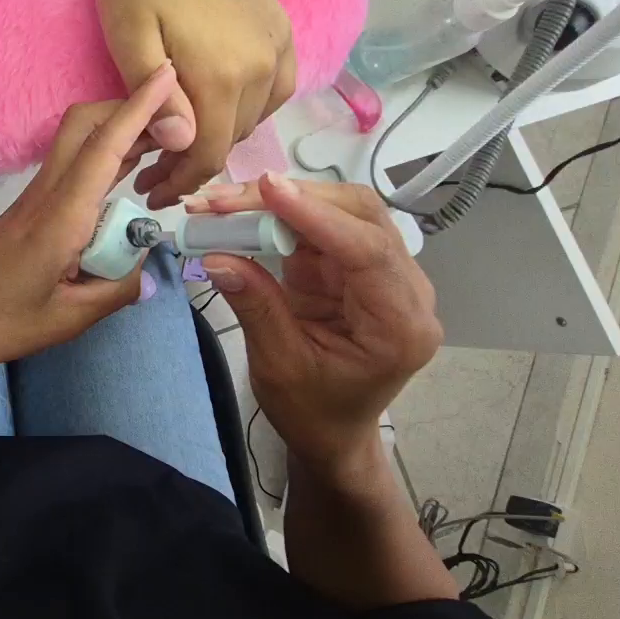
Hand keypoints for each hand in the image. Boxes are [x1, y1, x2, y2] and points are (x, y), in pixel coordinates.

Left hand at [0, 64, 178, 381]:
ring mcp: (36, 198)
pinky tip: (130, 183)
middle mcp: (48, 195)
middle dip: (130, 109)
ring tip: (169, 148)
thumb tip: (152, 268)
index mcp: (61, 218)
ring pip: (79, 143)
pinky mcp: (30, 208)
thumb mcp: (66, 319)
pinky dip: (106, 160)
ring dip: (121, 133)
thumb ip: (116, 290)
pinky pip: (74, 168)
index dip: (137, 109)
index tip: (167, 73)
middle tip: (179, 124)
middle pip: (85, 125)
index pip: (104, 149)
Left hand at [94, 0, 296, 208]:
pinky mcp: (282, 32)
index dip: (181, 182)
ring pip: (255, 120)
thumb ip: (154, 95)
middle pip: (232, 140)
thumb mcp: (129, 38)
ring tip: (182, 144)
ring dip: (221, 138)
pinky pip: (278, 90)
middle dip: (194, 166)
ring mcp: (278, 48)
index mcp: (221, 76)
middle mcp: (261, 68)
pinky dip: (252, 110)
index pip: (209, 154)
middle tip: (156, 173)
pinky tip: (224, 109)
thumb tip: (180, 143)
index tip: (153, 192)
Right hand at [191, 175, 441, 482]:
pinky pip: (316, 225)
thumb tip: (217, 257)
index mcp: (399, 324)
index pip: (367, 250)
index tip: (266, 187)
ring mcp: (377, 272)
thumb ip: (255, 307)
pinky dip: (274, 214)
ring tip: (220, 202)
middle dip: (290, 197)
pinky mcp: (349, 265)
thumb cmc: (313, 411)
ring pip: (336, 210)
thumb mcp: (279, 366)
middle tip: (222, 199)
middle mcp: (402, 289)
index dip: (315, 214)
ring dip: (278, 200)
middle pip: (357, 215)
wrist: (331, 431)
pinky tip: (237, 212)